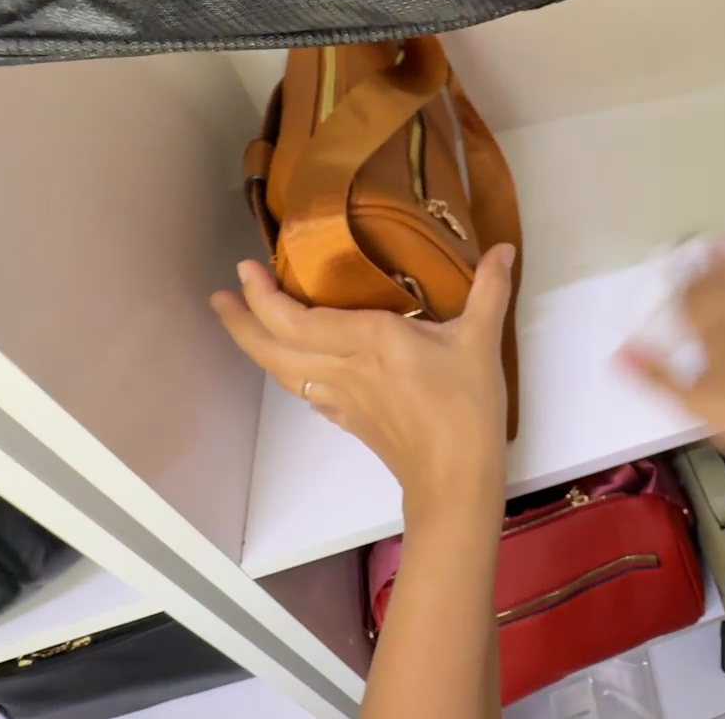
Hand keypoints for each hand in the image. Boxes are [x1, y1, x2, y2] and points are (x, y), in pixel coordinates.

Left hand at [212, 245, 514, 519]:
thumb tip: (503, 247)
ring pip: (282, 372)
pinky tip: (298, 370)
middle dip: (241, 321)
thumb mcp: (481, 340)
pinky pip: (304, 392)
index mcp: (368, 341)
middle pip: (273, 348)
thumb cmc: (466, 405)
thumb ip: (490, 289)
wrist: (455, 477)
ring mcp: (340, 399)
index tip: (245, 269)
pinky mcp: (349, 420)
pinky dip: (288, 374)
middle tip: (221, 294)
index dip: (263, 296)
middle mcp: (343, 367)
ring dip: (255, 347)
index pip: (297, 319)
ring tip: (243, 323)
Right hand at [619, 244, 724, 457]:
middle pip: (718, 287)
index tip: (672, 265)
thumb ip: (658, 376)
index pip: (691, 302)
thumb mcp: (696, 403)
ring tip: (724, 241)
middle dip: (704, 267)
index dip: (681, 285)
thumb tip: (620, 353)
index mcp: (713, 335)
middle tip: (696, 241)